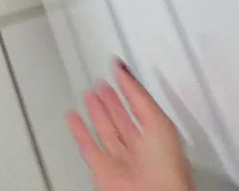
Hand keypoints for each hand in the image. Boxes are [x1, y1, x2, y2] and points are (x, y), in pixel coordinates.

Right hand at [67, 60, 194, 190]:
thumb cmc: (166, 170)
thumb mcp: (158, 121)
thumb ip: (138, 94)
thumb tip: (121, 67)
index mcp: (157, 138)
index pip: (141, 107)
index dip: (130, 88)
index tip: (119, 71)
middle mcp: (140, 149)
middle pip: (122, 119)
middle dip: (111, 100)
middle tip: (102, 82)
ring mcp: (121, 159)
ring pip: (105, 130)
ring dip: (95, 111)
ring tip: (88, 93)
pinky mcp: (102, 168)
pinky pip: (88, 146)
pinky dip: (79, 130)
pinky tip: (73, 116)